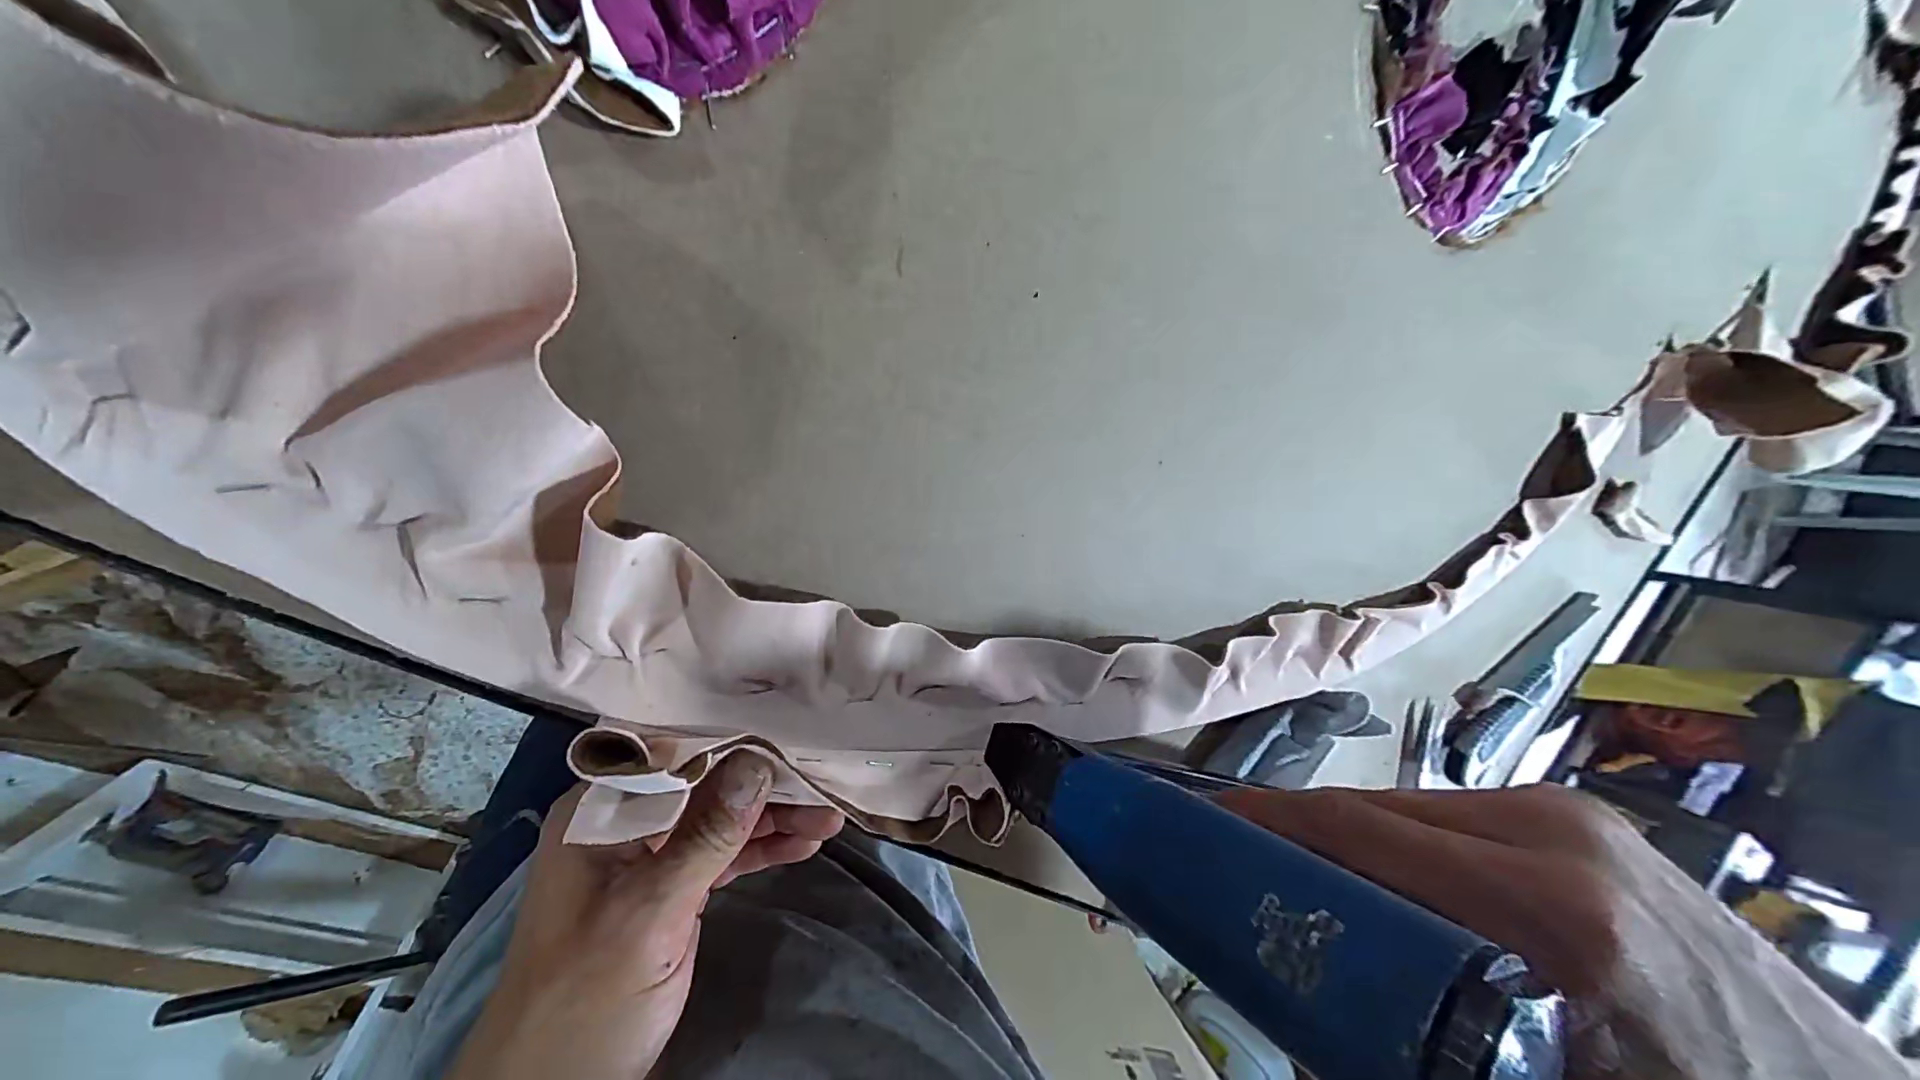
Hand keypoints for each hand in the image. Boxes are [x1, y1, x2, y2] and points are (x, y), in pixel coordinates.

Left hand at [448, 756, 845, 1079]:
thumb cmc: (586, 997)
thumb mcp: (650, 912)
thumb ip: (706, 836)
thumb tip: (758, 764)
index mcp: (601, 810)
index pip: (673, 750)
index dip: (729, 735)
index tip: (785, 727)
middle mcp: (627, 821)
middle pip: (706, 783)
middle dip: (764, 785)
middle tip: (822, 785)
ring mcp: (651, 855)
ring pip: (722, 818)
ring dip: (773, 819)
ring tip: (829, 819)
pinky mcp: (672, 888)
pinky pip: (724, 854)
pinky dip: (762, 850)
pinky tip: (804, 845)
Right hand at [1215, 784, 1903, 1079]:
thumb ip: (1400, 1040)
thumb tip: (1301, 1023)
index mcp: (1553, 912)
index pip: (1365, 831)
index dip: (1275, 819)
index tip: (1212, 818)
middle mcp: (1561, 837)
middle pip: (1379, 808)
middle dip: (1301, 827)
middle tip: (1245, 854)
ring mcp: (1578, 818)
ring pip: (1412, 805)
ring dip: (1351, 833)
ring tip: (1307, 868)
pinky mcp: (1586, 820)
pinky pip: (1455, 815)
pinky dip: (1404, 839)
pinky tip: (1389, 875)